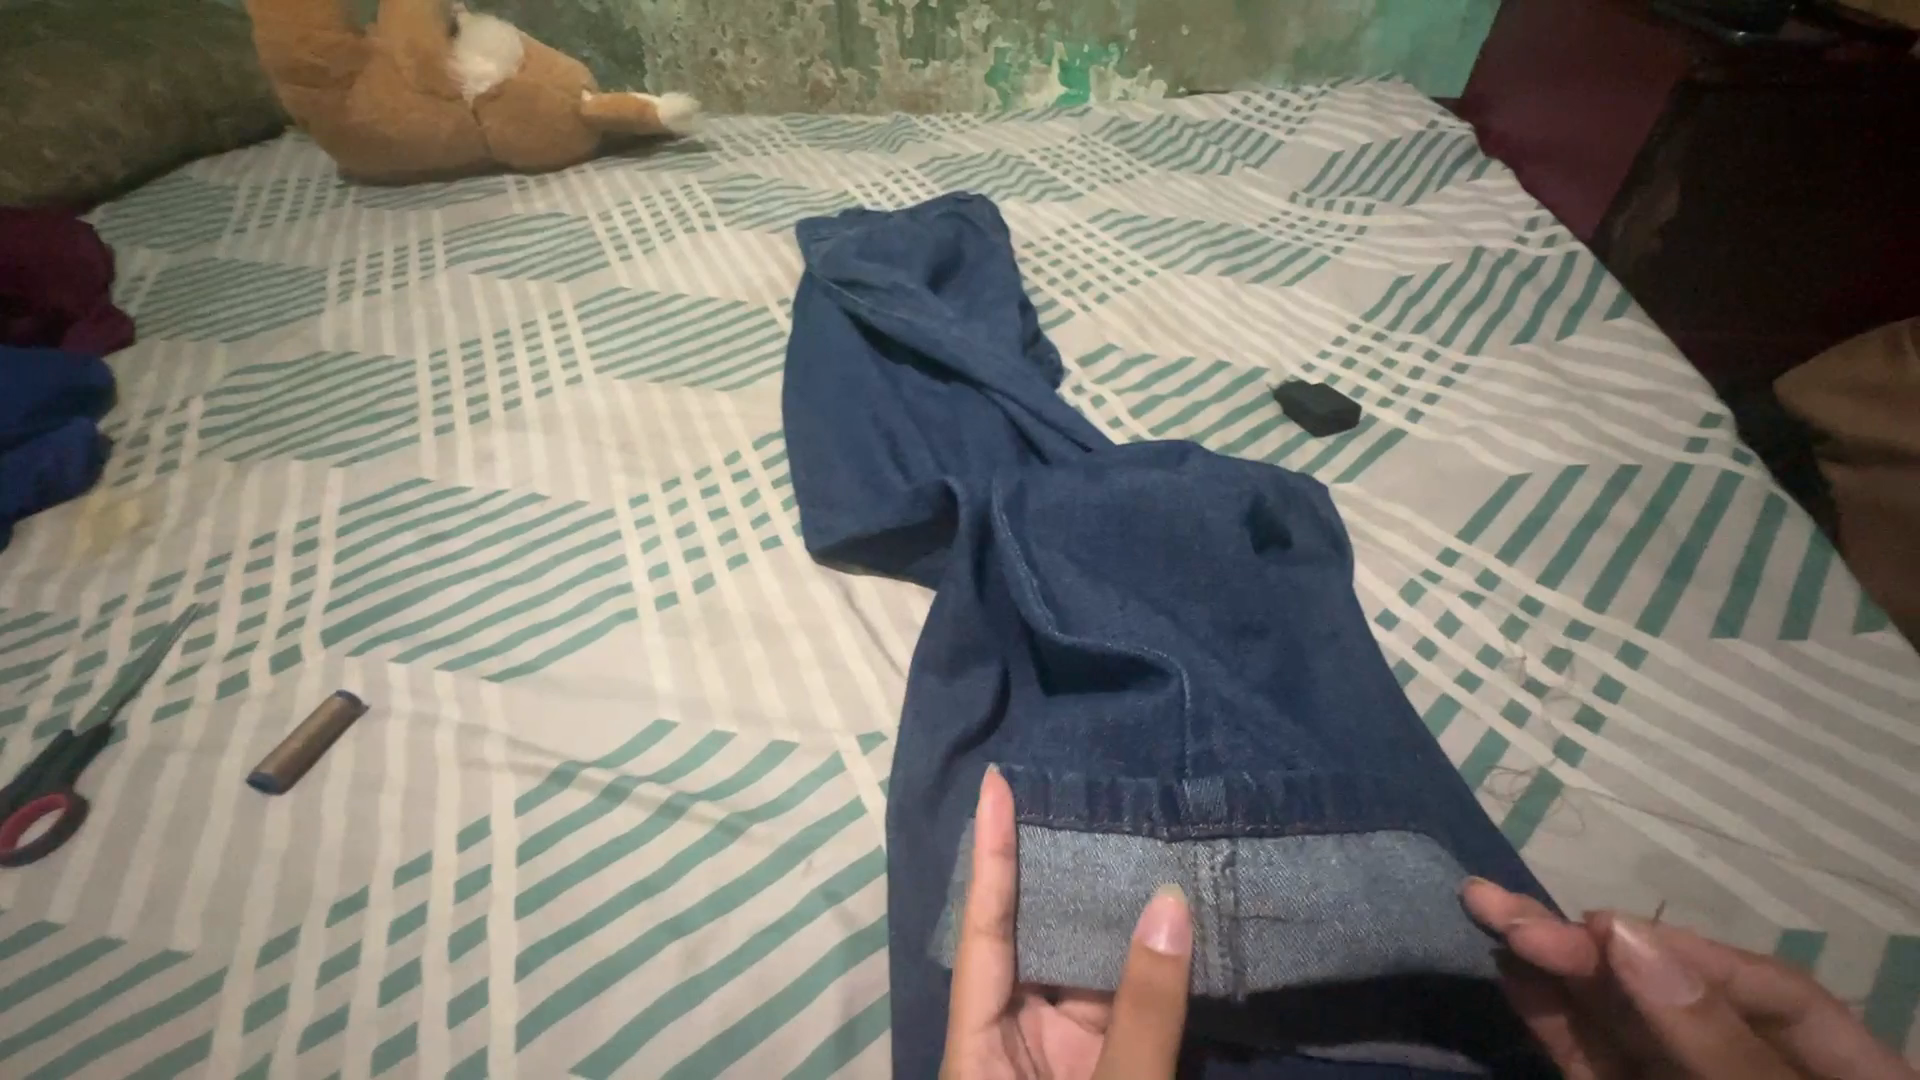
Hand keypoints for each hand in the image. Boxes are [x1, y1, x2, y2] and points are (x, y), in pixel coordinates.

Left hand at [941, 766, 1193, 1079]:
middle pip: (1029, 935)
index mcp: (978, 1044)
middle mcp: (1011, 1033)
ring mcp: (1055, 1048)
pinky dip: (1138, 960)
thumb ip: (1143, 1011)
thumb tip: (1170, 904)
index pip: (984, 929)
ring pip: (1079, 964)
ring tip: (1128, 831)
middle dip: (1054, 867)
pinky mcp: (1097, 1062)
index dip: (990, 852)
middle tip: (1079, 794)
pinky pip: (1113, 999)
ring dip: (1106, 909)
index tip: (994, 783)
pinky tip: (1162, 907)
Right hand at [1463, 878, 1917, 1079]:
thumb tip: (1624, 934)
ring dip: (1548, 963)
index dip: (1682, 950)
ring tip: (1482, 907)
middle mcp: (1753, 1067)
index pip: (1772, 991)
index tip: (1597, 928)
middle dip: (1586, 944)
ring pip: (1618, 1019)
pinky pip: (1591, 1057)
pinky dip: (1550, 1017)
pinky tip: (1510, 972)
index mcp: (1844, 1075)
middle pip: (1671, 992)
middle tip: (1496, 901)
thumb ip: (1719, 1045)